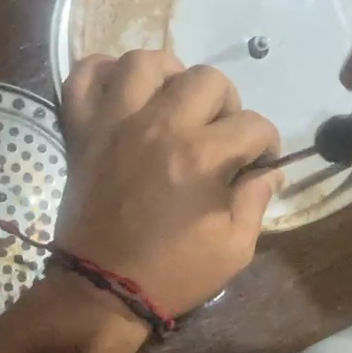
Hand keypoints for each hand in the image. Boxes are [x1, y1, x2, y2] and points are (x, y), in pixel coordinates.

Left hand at [55, 50, 281, 316]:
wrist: (102, 290)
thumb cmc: (173, 274)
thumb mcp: (233, 249)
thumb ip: (256, 202)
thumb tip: (270, 172)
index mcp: (201, 156)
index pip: (252, 124)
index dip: (266, 143)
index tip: (259, 162)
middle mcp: (159, 126)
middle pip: (206, 78)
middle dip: (226, 103)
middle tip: (220, 132)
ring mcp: (114, 123)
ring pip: (144, 62)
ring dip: (168, 76)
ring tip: (173, 102)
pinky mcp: (82, 131)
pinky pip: (83, 76)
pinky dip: (102, 73)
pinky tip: (121, 91)